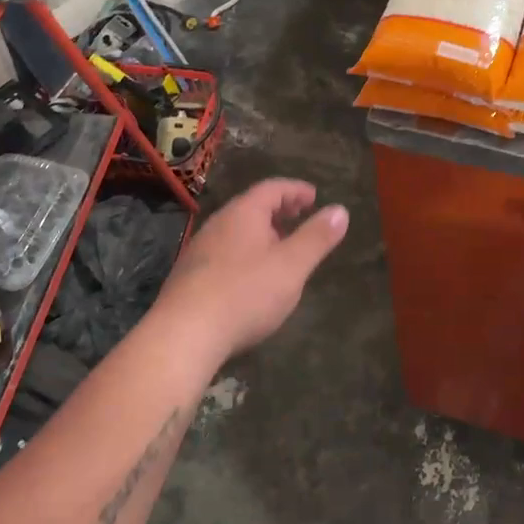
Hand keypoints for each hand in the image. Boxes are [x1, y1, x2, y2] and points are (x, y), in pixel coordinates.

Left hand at [152, 178, 348, 362]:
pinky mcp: (189, 277)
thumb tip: (340, 210)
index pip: (272, 188)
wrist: (183, 335)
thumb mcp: (292, 266)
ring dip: (262, 233)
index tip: (315, 197)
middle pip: (252, 207)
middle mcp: (218, 224)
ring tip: (281, 249)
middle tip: (301, 218)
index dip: (296, 190)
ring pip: (236, 232)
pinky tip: (252, 279)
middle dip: (279, 210)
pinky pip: (224, 253)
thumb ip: (317, 237)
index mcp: (243, 214)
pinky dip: (246, 253)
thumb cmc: (245, 294)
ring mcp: (200, 250)